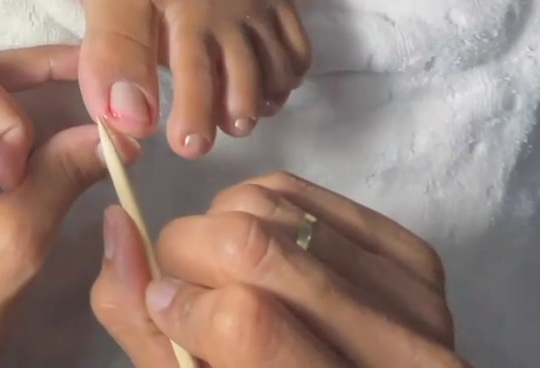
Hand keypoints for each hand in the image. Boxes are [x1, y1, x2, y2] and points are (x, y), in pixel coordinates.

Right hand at [91, 172, 462, 366]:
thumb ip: (138, 320)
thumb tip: (118, 221)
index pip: (249, 322)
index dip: (182, 304)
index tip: (166, 311)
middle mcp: (410, 361)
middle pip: (256, 246)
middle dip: (189, 251)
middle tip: (183, 284)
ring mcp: (422, 305)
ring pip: (273, 204)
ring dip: (219, 224)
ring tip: (221, 270)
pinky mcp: (416, 259)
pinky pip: (300, 189)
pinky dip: (255, 203)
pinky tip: (258, 247)